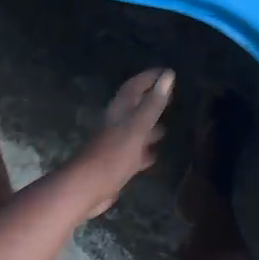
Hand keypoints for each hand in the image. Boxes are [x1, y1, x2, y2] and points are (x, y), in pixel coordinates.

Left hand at [66, 68, 173, 218]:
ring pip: (135, 130)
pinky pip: (134, 153)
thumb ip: (153, 104)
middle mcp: (117, 124)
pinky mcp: (117, 163)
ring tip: (168, 127)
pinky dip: (145, 151)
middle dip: (151, 101)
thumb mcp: (137, 127)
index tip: (167, 72)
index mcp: (120, 111)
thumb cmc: (113, 154)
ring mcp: (116, 144)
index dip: (149, 77)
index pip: (134, 86)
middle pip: (135, 107)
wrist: (88, 187)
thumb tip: (168, 75)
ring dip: (149, 127)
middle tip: (171, 97)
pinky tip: (155, 155)